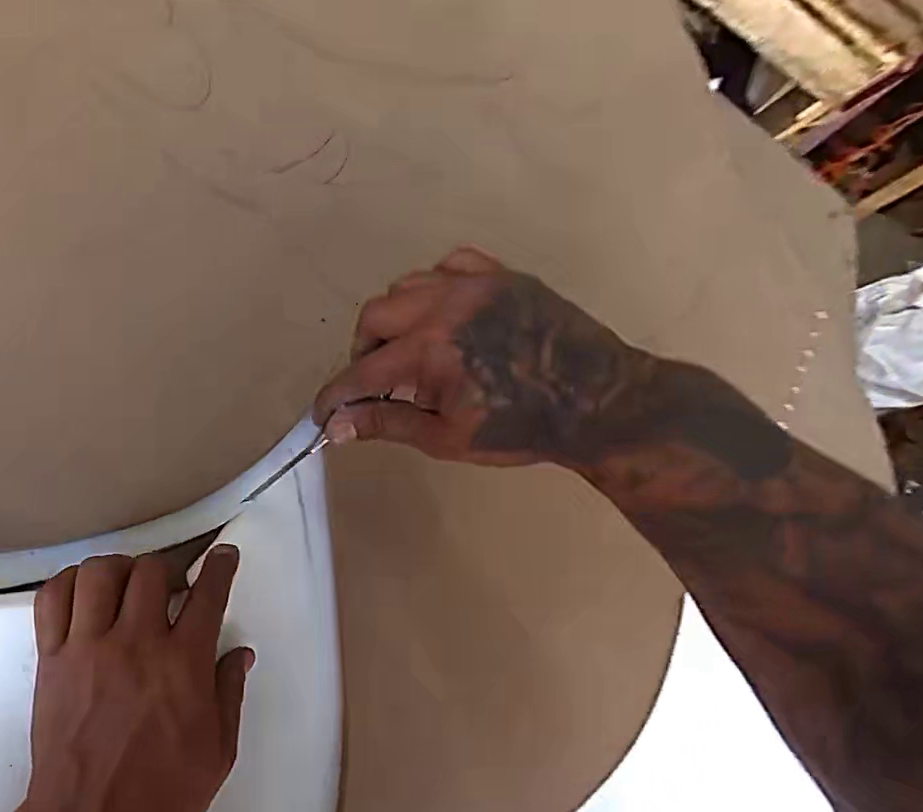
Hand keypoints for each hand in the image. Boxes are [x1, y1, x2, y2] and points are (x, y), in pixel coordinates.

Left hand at [24, 546, 254, 811]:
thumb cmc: (161, 796)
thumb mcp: (217, 753)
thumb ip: (229, 693)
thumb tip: (240, 652)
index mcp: (182, 664)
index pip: (207, 595)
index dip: (220, 567)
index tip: (223, 554)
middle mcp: (135, 642)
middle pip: (150, 570)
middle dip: (168, 566)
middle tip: (171, 584)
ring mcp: (87, 646)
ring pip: (98, 573)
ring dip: (119, 568)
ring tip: (126, 584)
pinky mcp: (51, 657)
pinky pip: (52, 599)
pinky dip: (68, 583)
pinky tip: (82, 593)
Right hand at [314, 246, 659, 468]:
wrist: (599, 403)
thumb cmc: (519, 429)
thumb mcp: (444, 437)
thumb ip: (386, 423)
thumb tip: (337, 426)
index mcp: (430, 351)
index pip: (361, 372)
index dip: (335, 396)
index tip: (323, 413)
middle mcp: (445, 306)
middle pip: (373, 316)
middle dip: (363, 351)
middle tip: (376, 382)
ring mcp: (476, 284)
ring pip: (407, 286)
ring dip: (396, 319)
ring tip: (411, 350)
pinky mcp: (503, 276)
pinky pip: (450, 264)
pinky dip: (434, 287)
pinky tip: (443, 316)